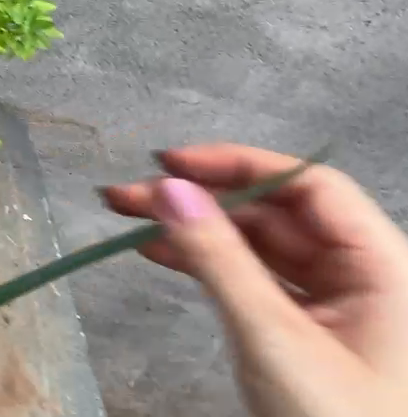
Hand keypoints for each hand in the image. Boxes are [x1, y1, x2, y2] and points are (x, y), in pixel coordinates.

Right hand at [102, 144, 407, 416]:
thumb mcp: (272, 336)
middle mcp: (370, 278)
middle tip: (120, 197)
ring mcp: (344, 304)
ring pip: (259, 241)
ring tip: (123, 217)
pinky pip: (257, 273)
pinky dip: (204, 258)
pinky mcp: (318, 327)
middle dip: (196, 198)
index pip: (312, 187)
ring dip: (190, 226)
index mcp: (387, 271)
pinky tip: (156, 253)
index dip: (239, 164)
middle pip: (275, 212)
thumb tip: (166, 185)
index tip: (166, 164)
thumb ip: (218, 257)